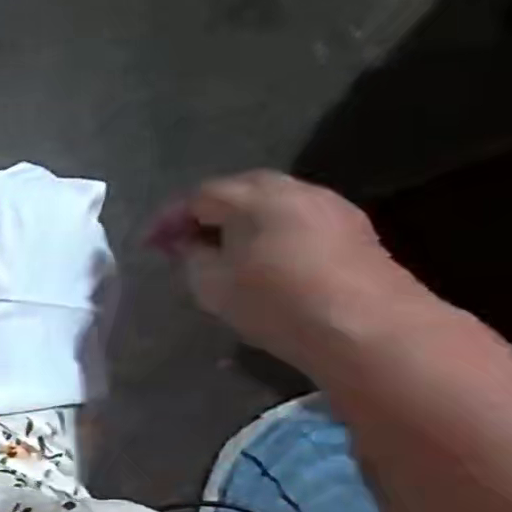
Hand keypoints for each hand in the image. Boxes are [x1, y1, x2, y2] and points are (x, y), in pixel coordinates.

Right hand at [147, 170, 432, 369]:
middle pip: (240, 187)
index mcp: (255, 201)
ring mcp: (329, 206)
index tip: (149, 245)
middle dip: (205, 210)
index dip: (169, 218)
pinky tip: (256, 254)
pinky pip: (295, 214)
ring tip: (216, 247)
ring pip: (271, 199)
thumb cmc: (273, 302)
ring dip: (238, 217)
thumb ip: (190, 256)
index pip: (200, 195)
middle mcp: (295, 191)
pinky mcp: (349, 227)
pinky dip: (266, 226)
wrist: (362, 324)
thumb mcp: (210, 284)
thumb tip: (186, 243)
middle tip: (180, 240)